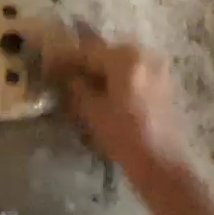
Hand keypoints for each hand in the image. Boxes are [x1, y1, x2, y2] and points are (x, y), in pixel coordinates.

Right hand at [43, 26, 189, 177]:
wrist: (161, 162)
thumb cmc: (123, 135)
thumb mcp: (91, 110)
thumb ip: (76, 85)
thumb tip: (65, 73)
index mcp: (125, 57)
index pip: (88, 52)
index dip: (66, 59)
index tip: (50, 65)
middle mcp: (144, 54)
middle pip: (105, 54)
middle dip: (85, 63)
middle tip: (64, 75)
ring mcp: (157, 67)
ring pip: (120, 63)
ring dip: (101, 71)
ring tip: (82, 86)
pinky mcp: (163, 82)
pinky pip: (134, 72)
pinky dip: (118, 78)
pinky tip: (104, 92)